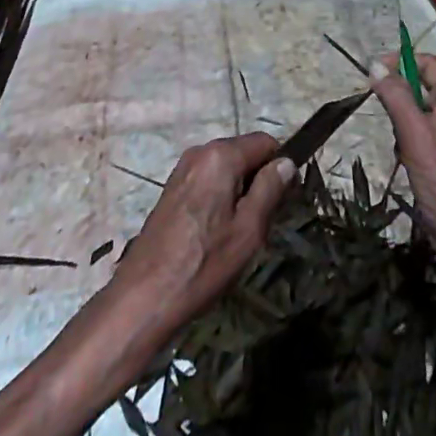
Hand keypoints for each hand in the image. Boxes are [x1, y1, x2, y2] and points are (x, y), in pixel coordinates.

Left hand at [110, 131, 296, 334]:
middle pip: (244, 152)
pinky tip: (220, 230)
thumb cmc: (206, 261)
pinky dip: (222, 196)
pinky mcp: (172, 188)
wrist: (147, 292)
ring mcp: (182, 169)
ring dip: (241, 190)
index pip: (265, 142)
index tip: (288, 198)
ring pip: (226, 168)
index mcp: (220, 155)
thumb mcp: (250, 228)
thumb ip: (270, 189)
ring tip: (243, 229)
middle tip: (267, 219)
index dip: (282, 166)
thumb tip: (287, 163)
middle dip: (260, 179)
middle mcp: (199, 152)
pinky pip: (209, 180)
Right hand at [368, 53, 435, 268]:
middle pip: (424, 87)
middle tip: (387, 120)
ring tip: (401, 149)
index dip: (400, 62)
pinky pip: (428, 134)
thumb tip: (376, 65)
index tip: (373, 76)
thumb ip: (395, 96)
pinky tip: (408, 163)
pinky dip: (413, 142)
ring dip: (405, 125)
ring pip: (423, 113)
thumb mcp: (413, 133)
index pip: (428, 63)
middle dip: (400, 100)